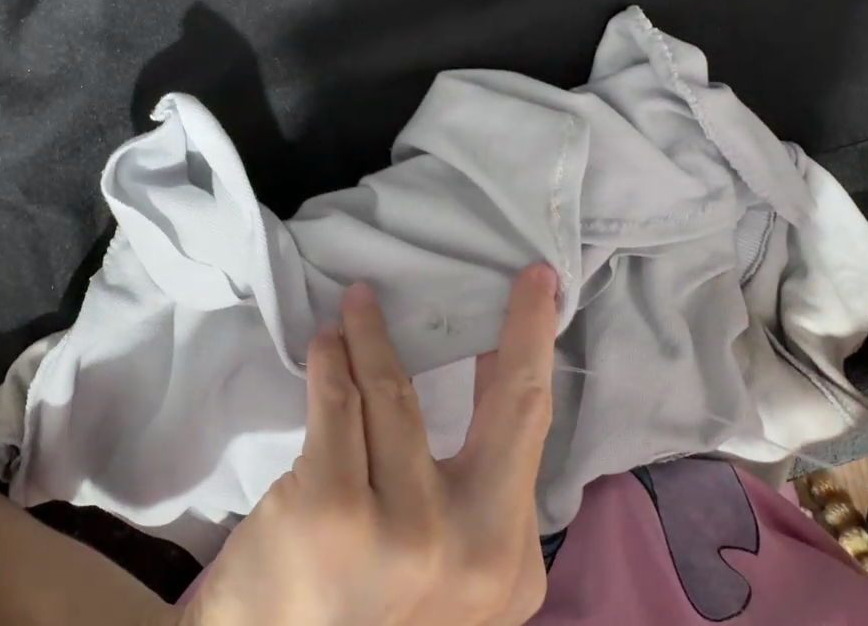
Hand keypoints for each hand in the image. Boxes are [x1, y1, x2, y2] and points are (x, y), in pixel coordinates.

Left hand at [178, 262, 559, 625]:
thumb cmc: (364, 608)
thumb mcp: (441, 564)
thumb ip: (465, 487)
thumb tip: (484, 371)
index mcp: (509, 565)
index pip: (529, 437)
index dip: (533, 361)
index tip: (538, 303)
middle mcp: (473, 552)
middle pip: (508, 410)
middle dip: (524, 330)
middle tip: (526, 275)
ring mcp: (405, 532)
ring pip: (397, 395)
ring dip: (374, 336)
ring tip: (358, 303)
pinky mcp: (335, 511)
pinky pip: (340, 406)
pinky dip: (334, 362)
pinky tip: (328, 341)